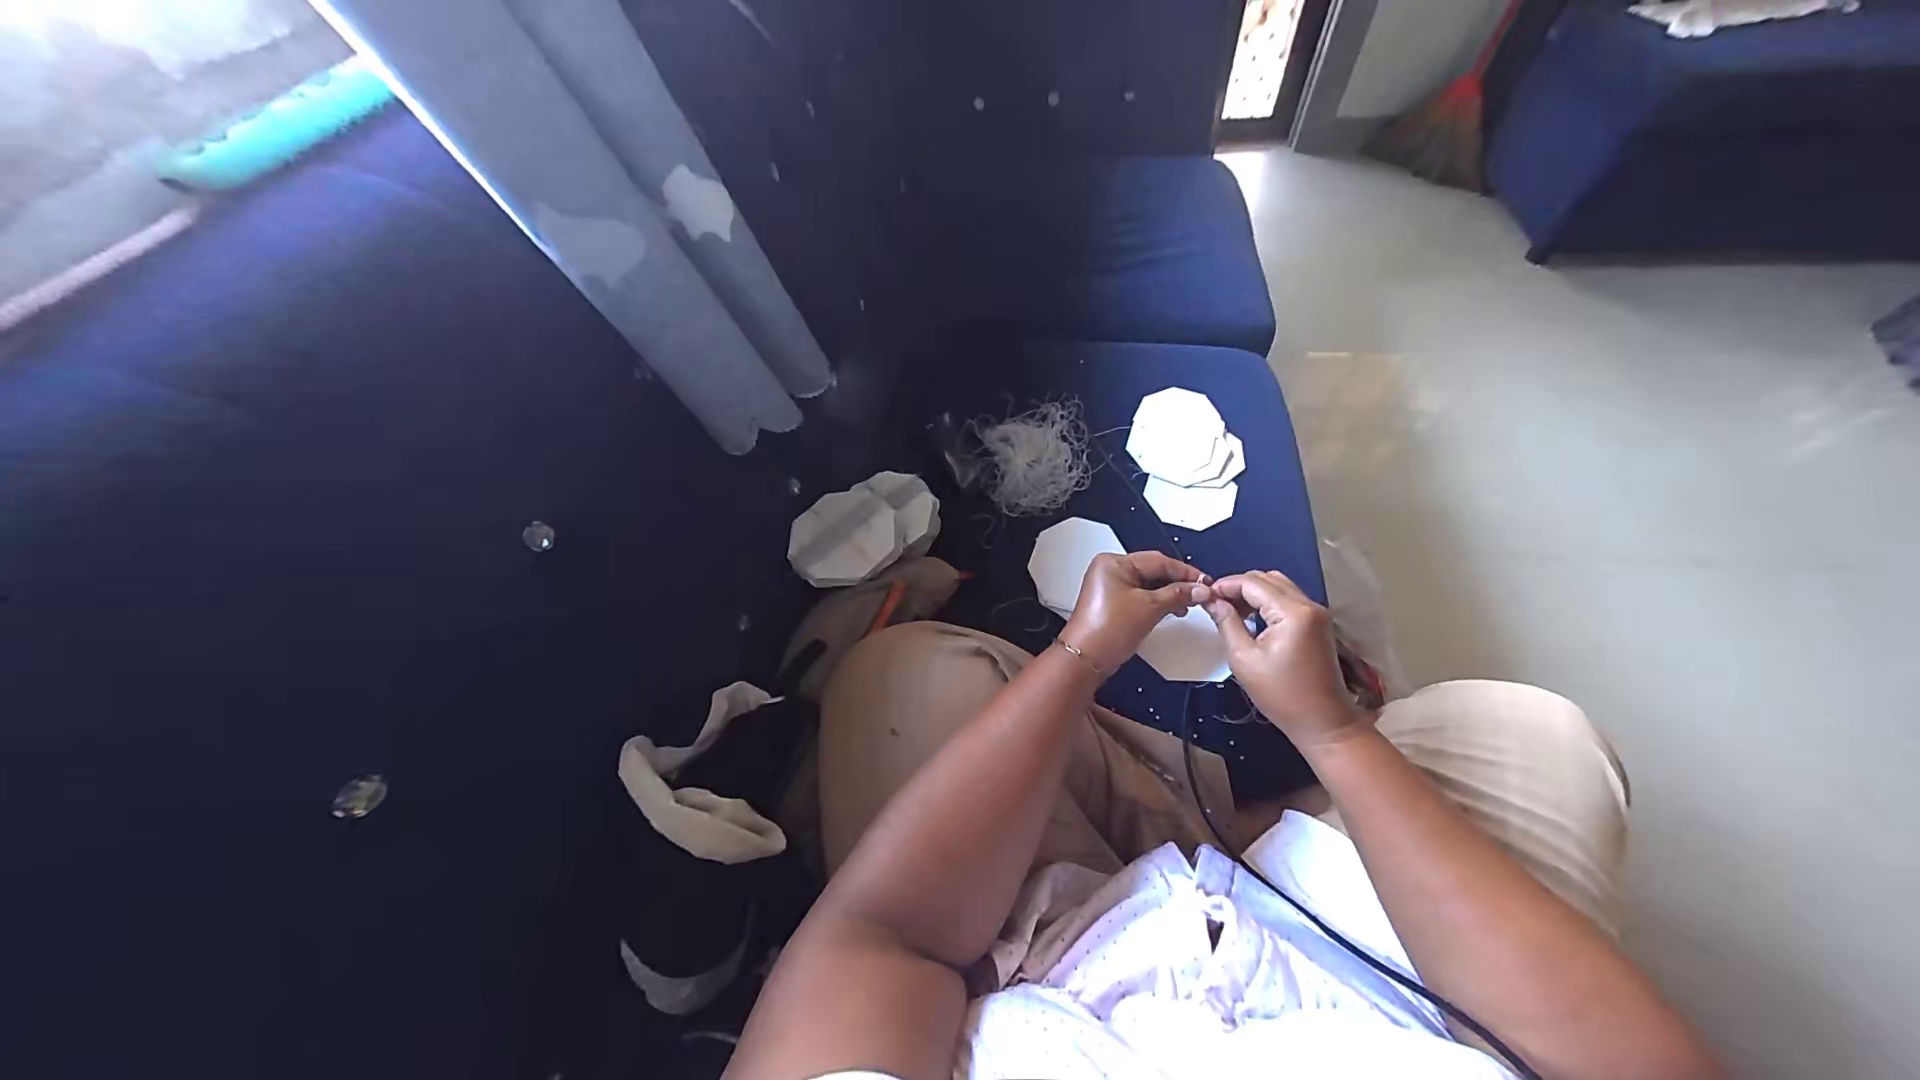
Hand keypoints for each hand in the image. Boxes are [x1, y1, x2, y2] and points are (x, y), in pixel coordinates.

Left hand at [1060, 552, 1211, 674]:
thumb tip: (1198, 589)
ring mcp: (1110, 587)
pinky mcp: (1113, 602)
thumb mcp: (1149, 608)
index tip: (1204, 581)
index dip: (1184, 572)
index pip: (1158, 560)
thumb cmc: (1105, 631)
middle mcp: (1109, 570)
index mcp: (1113, 563)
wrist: (1087, 659)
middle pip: (1153, 570)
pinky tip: (1171, 609)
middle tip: (1199, 593)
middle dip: (1177, 583)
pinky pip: (1140, 595)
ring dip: (1169, 594)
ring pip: (1148, 584)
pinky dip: (1157, 602)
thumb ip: (1177, 594)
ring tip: (1187, 603)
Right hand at [1205, 571, 1370, 750]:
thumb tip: (1212, 600)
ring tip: (1232, 611)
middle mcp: (1309, 605)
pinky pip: (1288, 599)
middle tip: (1216, 604)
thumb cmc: (1281, 694)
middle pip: (1267, 578)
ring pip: (1278, 585)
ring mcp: (1317, 613)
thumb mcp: (1243, 658)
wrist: (1324, 722)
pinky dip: (1267, 601)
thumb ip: (1227, 622)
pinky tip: (1252, 619)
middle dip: (1238, 586)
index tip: (1205, 596)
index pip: (1252, 582)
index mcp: (1292, 612)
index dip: (1225, 585)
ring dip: (1253, 592)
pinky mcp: (1318, 623)